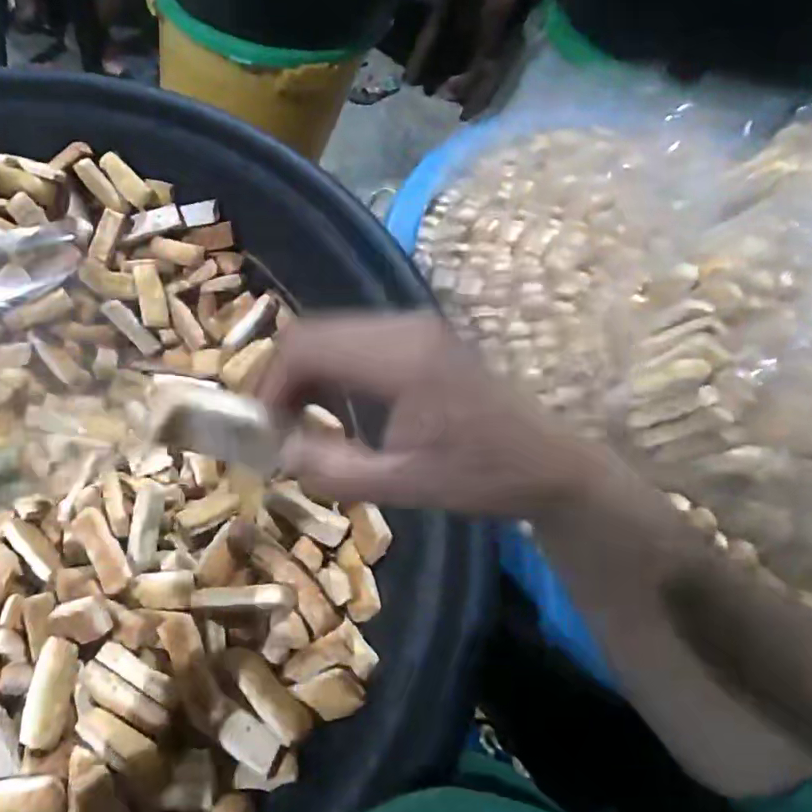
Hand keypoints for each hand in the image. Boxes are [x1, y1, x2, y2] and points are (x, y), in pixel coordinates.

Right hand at [258, 312, 704, 592]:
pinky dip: (327, 368)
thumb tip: (277, 449)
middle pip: (311, 331)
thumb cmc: (482, 476)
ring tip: (294, 420)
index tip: (261, 429)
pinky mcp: (418, 335)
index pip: (306, 348)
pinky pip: (352, 339)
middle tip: (270, 426)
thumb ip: (332, 469)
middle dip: (278, 377)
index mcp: (401, 359)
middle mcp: (404, 327)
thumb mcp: (403, 485)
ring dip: (302, 372)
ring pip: (328, 331)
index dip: (268, 384)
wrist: (551, 461)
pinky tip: (328, 405)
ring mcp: (413, 325)